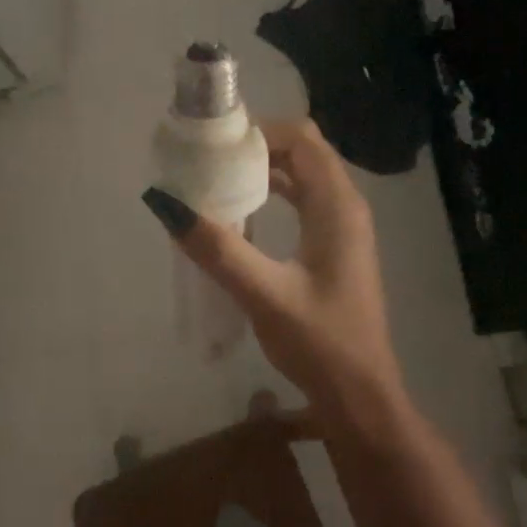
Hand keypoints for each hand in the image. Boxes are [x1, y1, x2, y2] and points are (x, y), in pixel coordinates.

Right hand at [143, 119, 408, 431]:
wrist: (361, 396)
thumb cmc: (320, 343)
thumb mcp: (263, 295)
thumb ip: (217, 249)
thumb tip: (165, 203)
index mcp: (337, 206)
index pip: (301, 138)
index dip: (258, 130)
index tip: (213, 143)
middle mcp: (344, 206)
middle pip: (301, 151)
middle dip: (255, 147)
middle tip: (206, 159)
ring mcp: (342, 227)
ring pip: (301, 176)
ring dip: (262, 171)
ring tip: (214, 180)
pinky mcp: (334, 247)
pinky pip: (302, 202)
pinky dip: (272, 196)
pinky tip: (239, 215)